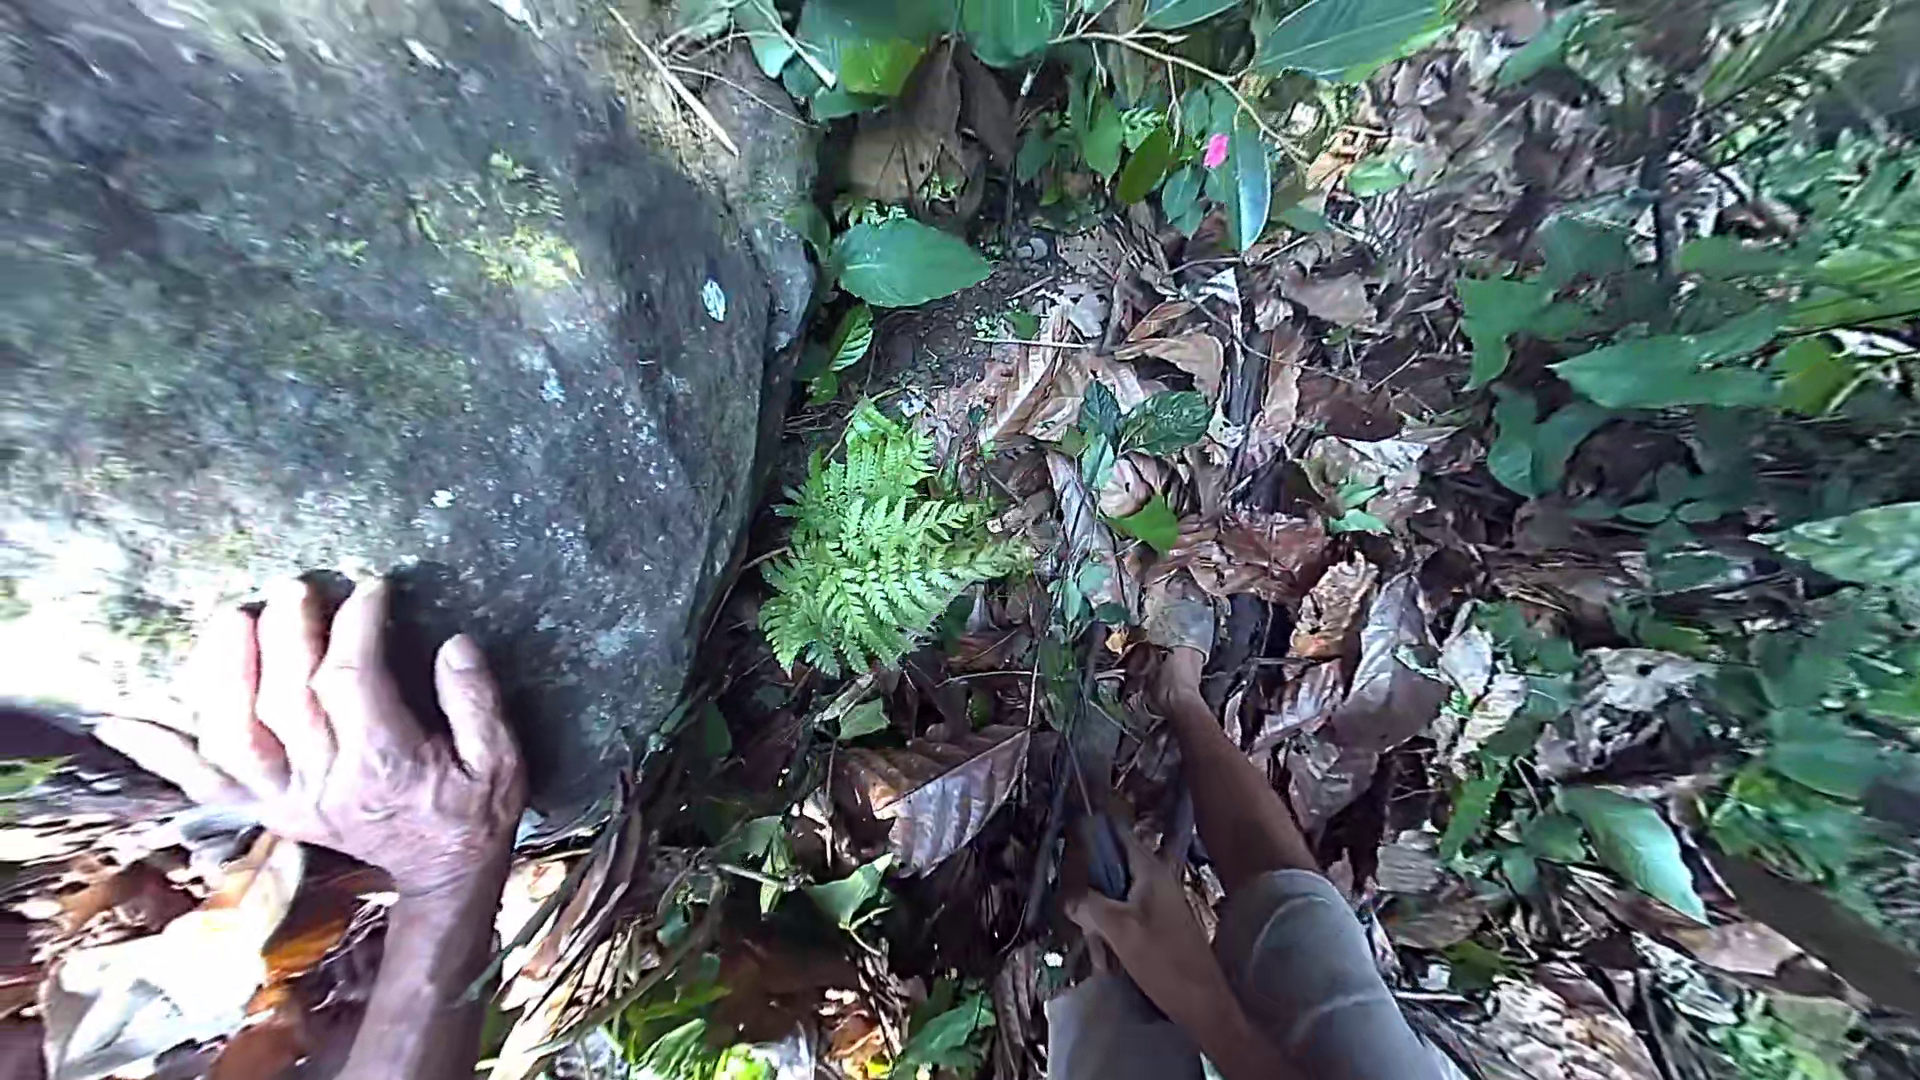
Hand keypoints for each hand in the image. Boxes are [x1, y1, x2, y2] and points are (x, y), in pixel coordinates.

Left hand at [96, 577, 526, 898]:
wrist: (447, 869)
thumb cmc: (481, 806)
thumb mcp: (502, 753)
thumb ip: (477, 700)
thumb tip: (454, 643)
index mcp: (386, 761)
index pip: (352, 680)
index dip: (356, 627)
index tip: (372, 590)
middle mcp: (324, 780)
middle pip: (284, 698)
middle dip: (287, 635)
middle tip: (295, 589)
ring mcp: (288, 799)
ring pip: (233, 733)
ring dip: (223, 673)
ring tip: (230, 622)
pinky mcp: (271, 811)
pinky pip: (204, 784)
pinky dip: (162, 753)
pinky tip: (128, 722)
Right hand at [1066, 825, 1222, 1012]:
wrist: (1206, 1007)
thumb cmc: (1164, 960)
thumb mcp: (1119, 930)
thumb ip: (1089, 905)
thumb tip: (1066, 897)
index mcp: (1149, 869)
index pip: (1117, 835)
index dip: (1092, 832)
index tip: (1068, 840)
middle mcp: (1155, 878)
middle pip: (1113, 865)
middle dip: (1091, 882)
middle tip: (1074, 900)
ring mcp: (1159, 901)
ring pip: (1117, 892)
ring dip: (1100, 910)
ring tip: (1090, 936)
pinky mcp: (1159, 923)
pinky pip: (1126, 912)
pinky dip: (1112, 925)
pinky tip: (1104, 950)